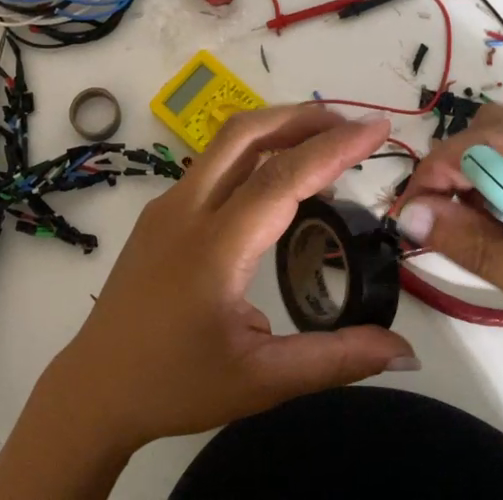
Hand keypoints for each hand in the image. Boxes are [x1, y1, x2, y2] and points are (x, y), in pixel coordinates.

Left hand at [39, 105, 416, 450]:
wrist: (97, 385)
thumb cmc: (177, 384)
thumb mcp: (263, 381)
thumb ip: (336, 360)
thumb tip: (406, 349)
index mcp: (215, 246)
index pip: (282, 178)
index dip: (333, 147)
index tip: (377, 128)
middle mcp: (186, 210)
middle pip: (244, 134)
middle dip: (300, 117)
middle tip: (352, 124)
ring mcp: (166, 207)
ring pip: (222, 145)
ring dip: (274, 131)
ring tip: (323, 144)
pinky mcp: (157, 215)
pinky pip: (209, 167)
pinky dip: (250, 155)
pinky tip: (275, 182)